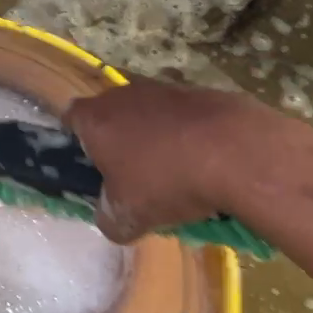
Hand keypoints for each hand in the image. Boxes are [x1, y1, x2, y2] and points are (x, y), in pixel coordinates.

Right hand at [62, 80, 277, 242]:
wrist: (241, 155)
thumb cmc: (169, 180)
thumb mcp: (132, 214)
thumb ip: (110, 219)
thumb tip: (111, 222)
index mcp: (91, 117)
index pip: (71, 122)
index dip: (83, 146)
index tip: (101, 170)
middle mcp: (119, 95)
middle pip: (114, 117)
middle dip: (126, 144)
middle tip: (146, 178)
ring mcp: (163, 90)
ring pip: (155, 117)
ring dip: (165, 141)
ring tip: (190, 176)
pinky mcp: (204, 94)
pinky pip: (193, 119)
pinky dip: (201, 139)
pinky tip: (220, 166)